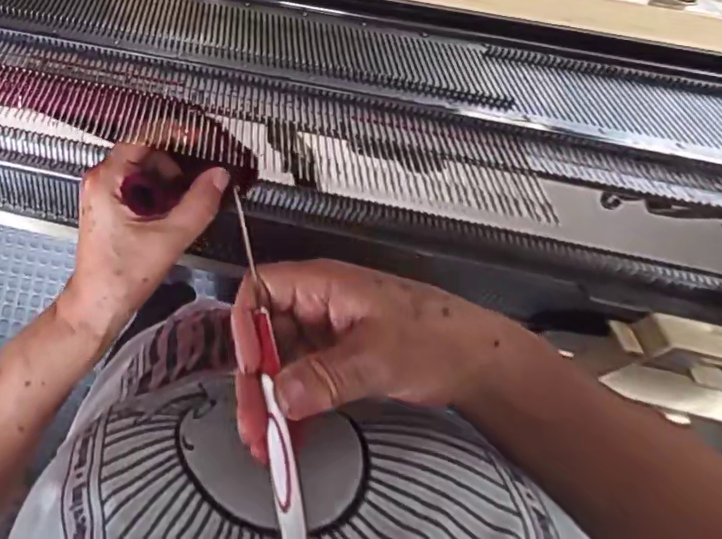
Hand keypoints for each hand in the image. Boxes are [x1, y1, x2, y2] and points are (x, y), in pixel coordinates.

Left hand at [55, 143, 228, 350]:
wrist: (96, 308)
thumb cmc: (121, 276)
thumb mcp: (168, 239)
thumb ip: (198, 205)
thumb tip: (219, 176)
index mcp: (106, 179)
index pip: (142, 137)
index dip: (173, 133)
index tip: (198, 137)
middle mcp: (100, 179)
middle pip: (144, 151)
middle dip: (174, 161)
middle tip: (200, 173)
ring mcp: (103, 192)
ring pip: (142, 168)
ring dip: (167, 177)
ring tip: (188, 197)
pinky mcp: (109, 206)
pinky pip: (138, 184)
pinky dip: (158, 190)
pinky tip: (173, 209)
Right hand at [232, 260, 544, 461]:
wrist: (476, 357)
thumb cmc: (436, 332)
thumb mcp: (377, 355)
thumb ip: (326, 375)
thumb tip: (283, 393)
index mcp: (321, 283)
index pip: (261, 288)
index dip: (246, 324)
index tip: (248, 366)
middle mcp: (317, 302)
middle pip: (265, 332)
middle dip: (255, 379)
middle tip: (254, 422)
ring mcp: (326, 330)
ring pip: (280, 360)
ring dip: (270, 400)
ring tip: (267, 439)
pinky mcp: (336, 356)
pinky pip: (301, 377)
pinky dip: (292, 405)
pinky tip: (291, 432)